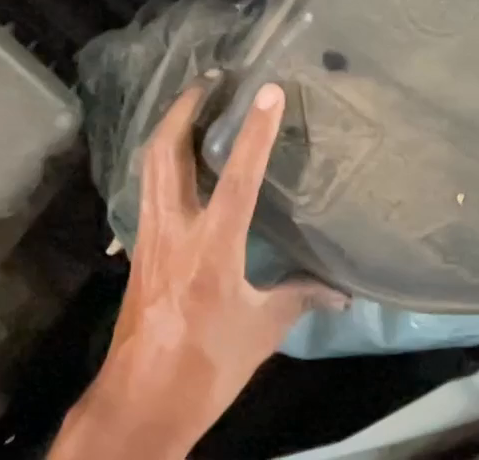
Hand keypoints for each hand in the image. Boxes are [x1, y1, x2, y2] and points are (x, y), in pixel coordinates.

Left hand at [50, 79, 346, 459]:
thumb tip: (340, 291)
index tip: (265, 90)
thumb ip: (299, 299)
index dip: (253, 131)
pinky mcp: (139, 247)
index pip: (237, 177)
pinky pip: (147, 187)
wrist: (142, 398)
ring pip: (151, 165)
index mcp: (212, 247)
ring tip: (191, 104)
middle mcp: (174, 228)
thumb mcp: (261, 331)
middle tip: (209, 80)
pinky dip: (161, 160)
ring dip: (169, 128)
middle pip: (169, 152)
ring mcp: (149, 235)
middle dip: (185, 109)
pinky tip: (176, 160)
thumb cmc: (206, 365)